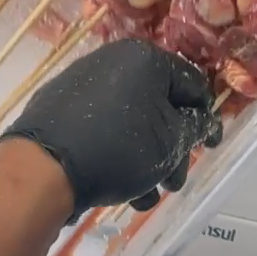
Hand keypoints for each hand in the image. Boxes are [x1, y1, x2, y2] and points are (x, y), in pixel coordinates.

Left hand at [2, 39, 222, 221]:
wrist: (45, 168)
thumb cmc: (118, 149)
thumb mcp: (170, 141)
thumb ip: (194, 128)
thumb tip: (203, 120)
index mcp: (146, 59)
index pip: (193, 85)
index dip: (207, 119)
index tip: (211, 148)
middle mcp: (115, 63)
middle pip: (161, 109)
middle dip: (173, 152)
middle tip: (174, 182)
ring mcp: (86, 87)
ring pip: (134, 128)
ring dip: (149, 165)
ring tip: (148, 196)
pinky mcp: (65, 113)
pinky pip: (107, 134)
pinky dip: (121, 161)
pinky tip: (124, 192)